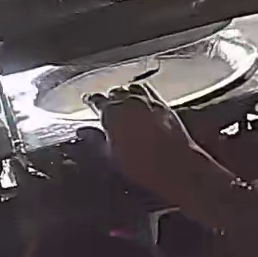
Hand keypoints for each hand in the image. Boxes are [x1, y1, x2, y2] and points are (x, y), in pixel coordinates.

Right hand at [87, 83, 239, 220]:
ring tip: (122, 100)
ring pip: (131, 89)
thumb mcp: (110, 156)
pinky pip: (149, 92)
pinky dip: (141, 93)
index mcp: (112, 113)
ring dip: (125, 93)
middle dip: (108, 98)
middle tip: (104, 105)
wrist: (176, 167)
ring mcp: (148, 102)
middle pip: (114, 92)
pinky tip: (141, 101)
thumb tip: (82, 131)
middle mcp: (130, 102)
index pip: (96, 100)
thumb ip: (94, 139)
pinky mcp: (164, 106)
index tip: (87, 101)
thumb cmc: (140, 165)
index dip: (90, 101)